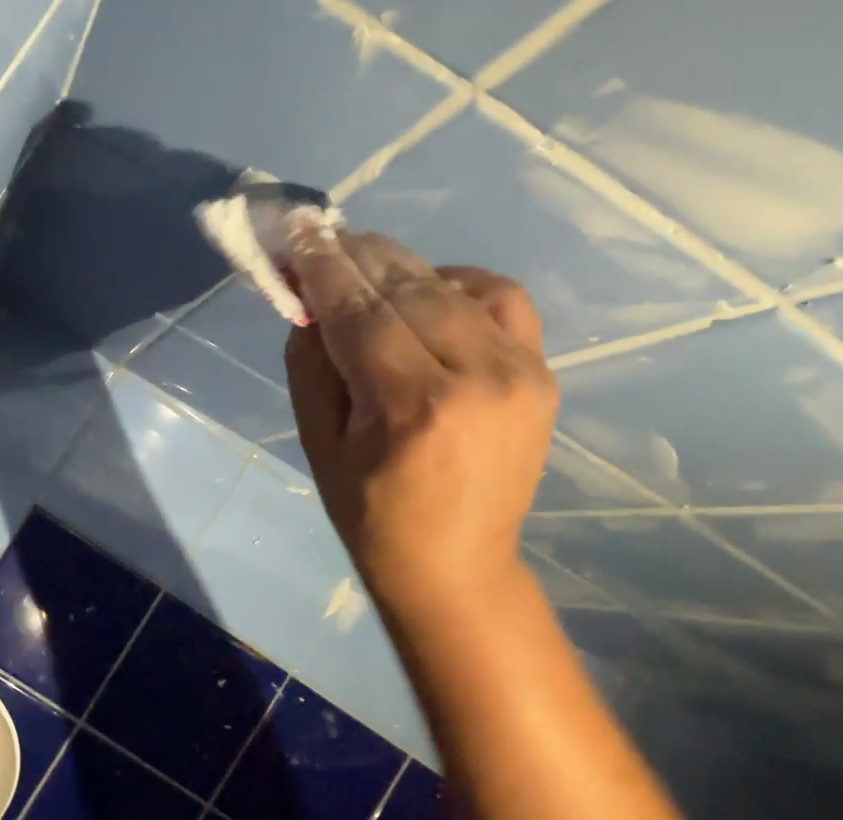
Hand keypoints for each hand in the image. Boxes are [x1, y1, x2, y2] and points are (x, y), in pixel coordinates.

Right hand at [281, 217, 555, 613]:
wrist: (455, 562)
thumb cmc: (369, 516)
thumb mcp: (320, 447)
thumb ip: (312, 369)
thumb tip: (311, 305)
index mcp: (409, 407)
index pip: (360, 313)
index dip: (325, 269)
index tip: (299, 234)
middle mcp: (474, 376)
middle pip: (409, 289)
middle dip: (358, 257)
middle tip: (322, 237)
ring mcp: (520, 370)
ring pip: (454, 286)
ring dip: (402, 267)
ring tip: (365, 266)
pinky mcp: (543, 371)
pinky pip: (501, 300)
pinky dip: (458, 285)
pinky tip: (427, 294)